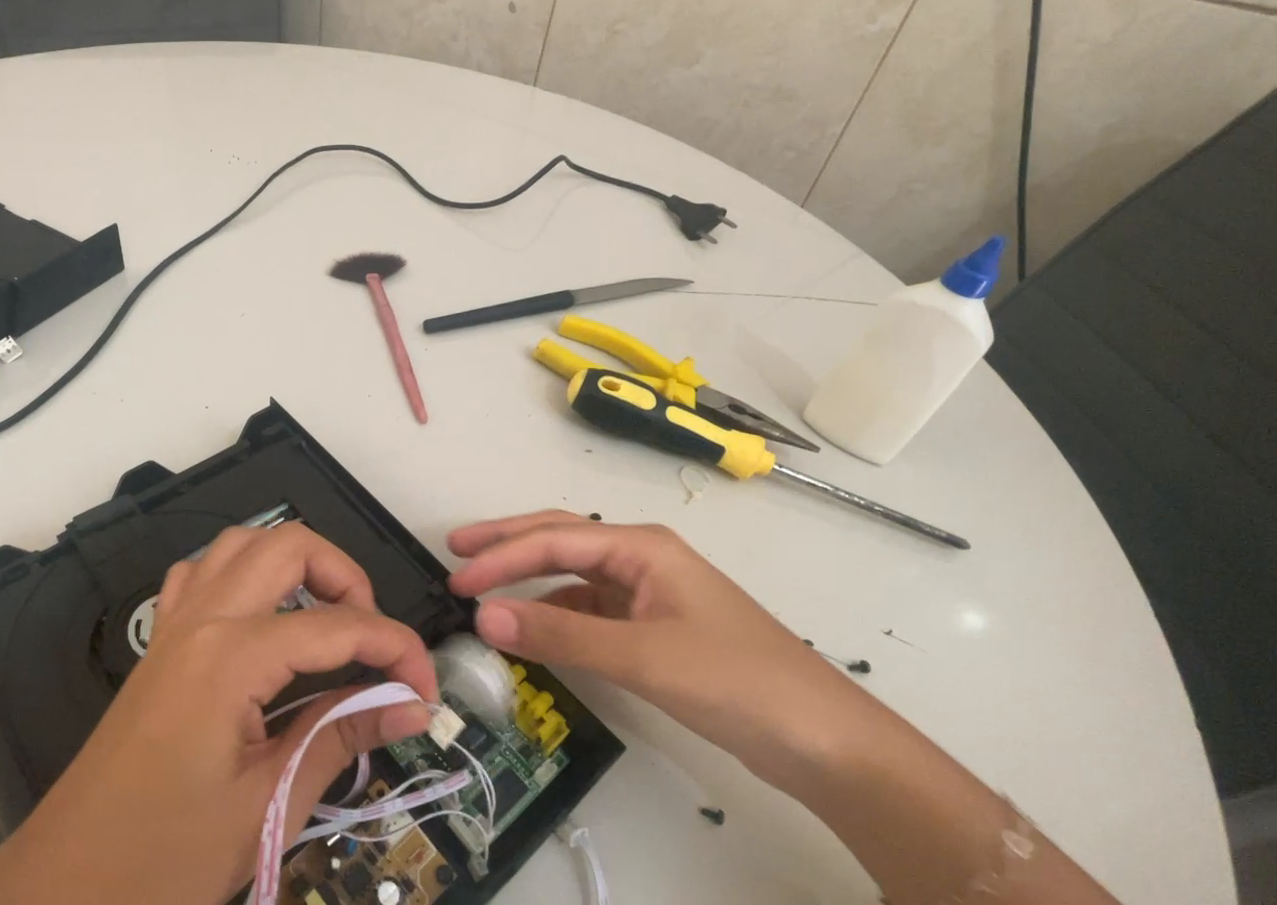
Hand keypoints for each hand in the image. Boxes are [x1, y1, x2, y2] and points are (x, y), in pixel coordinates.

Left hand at [0, 522, 437, 904]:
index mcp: (233, 655)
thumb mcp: (267, 804)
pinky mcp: (160, 643)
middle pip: (290, 546)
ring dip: (295, 565)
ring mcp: (175, 624)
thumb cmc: (166, 855)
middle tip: (373, 643)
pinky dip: (243, 576)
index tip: (424, 691)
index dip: (396, 648)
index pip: (338, 625)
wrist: (66, 881)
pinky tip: (262, 620)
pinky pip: (201, 575)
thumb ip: (341, 737)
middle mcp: (204, 618)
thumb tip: (411, 706)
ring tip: (327, 622)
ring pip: (242, 546)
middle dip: (349, 578)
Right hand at [446, 511, 878, 788]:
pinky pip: (590, 611)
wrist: (820, 737)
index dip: (500, 555)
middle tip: (455, 550)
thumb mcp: (641, 656)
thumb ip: (561, 635)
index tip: (456, 578)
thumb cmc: (734, 679)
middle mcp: (642, 559)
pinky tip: (535, 632)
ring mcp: (649, 594)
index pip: (554, 539)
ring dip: (529, 582)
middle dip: (507, 544)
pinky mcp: (655, 629)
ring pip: (574, 576)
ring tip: (484, 593)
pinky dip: (556, 616)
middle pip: (561, 540)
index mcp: (641, 546)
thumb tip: (484, 616)